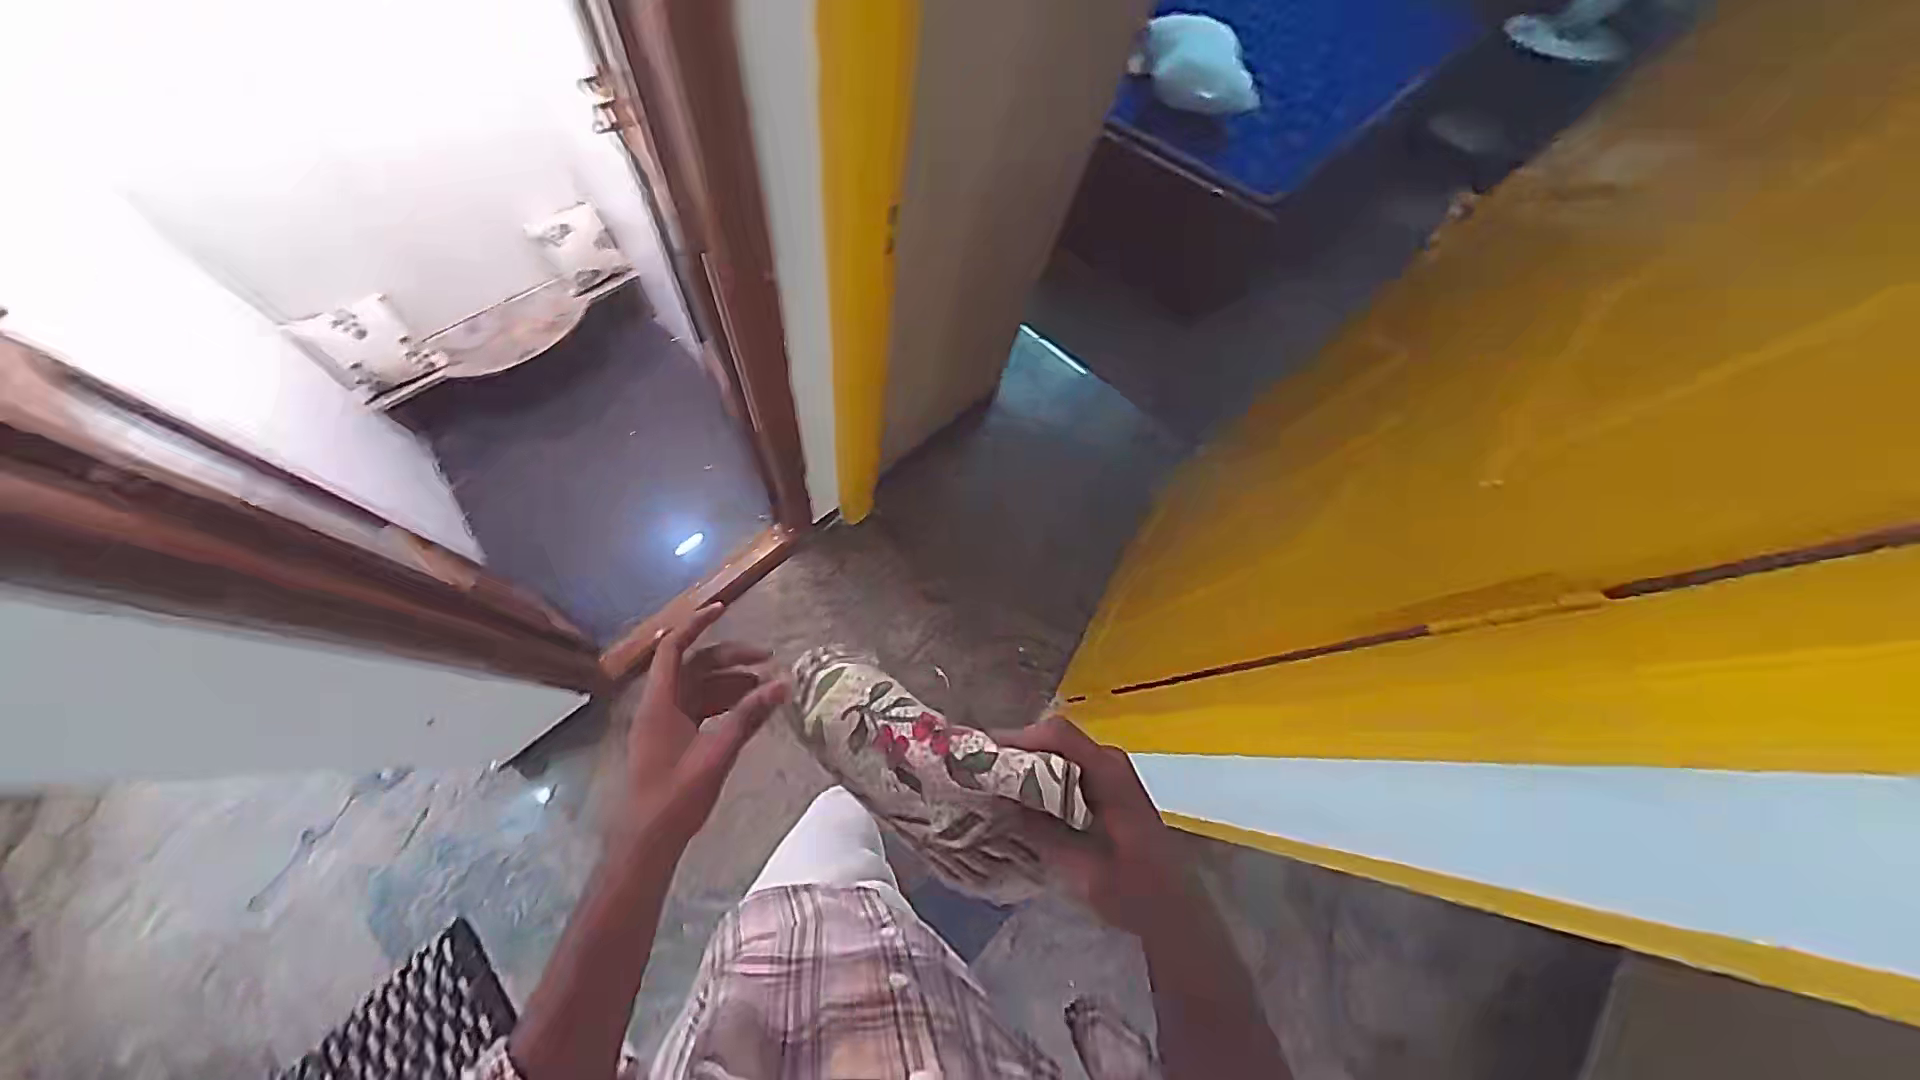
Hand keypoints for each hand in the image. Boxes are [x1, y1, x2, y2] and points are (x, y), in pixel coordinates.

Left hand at [612, 602, 789, 849]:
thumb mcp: (717, 753)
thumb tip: (782, 685)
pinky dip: (727, 702)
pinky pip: (703, 707)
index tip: (724, 608)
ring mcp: (666, 722)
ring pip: (702, 687)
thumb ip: (749, 716)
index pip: (675, 648)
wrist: (647, 841)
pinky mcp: (675, 738)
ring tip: (767, 688)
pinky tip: (751, 709)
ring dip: (733, 681)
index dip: (696, 624)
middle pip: (695, 666)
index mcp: (660, 703)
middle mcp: (661, 705)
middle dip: (731, 658)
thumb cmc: (675, 796)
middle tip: (768, 659)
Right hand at [1001, 715, 1193, 935]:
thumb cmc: (1137, 894)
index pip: (1058, 736)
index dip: (1018, 738)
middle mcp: (1109, 762)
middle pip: (1053, 739)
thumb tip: (1000, 801)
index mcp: (1109, 774)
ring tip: (990, 783)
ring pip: (1057, 752)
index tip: (983, 755)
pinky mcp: (1104, 789)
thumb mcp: (1084, 871)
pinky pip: (1065, 768)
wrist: (1178, 915)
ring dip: (1024, 764)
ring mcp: (1108, 773)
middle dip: (1014, 751)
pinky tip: (1017, 798)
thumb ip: (1043, 833)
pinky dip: (1038, 777)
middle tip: (978, 771)